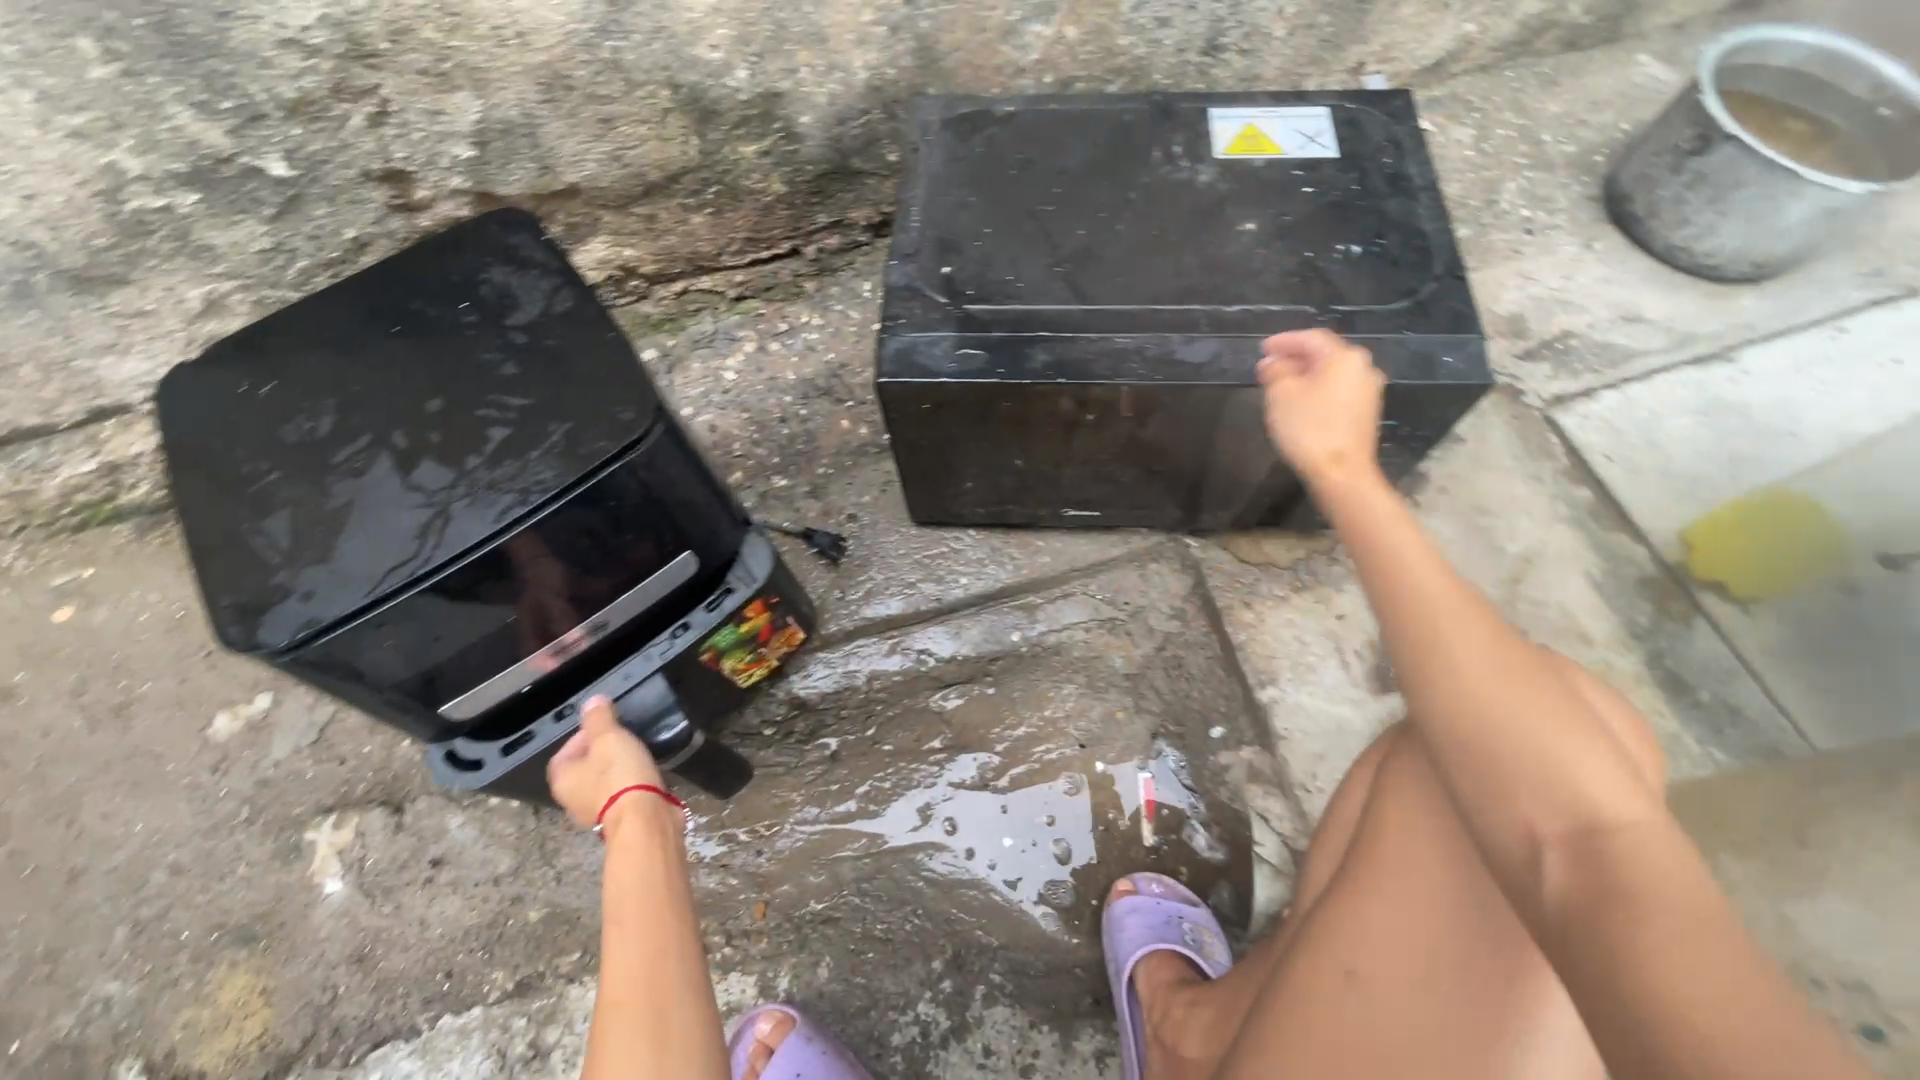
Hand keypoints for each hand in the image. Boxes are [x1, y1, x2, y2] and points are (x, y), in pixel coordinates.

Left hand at [546, 695, 668, 833]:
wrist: (645, 818)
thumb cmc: (619, 775)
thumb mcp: (609, 737)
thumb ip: (599, 718)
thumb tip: (592, 701)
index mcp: (562, 779)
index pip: (565, 751)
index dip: (585, 735)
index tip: (608, 725)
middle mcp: (572, 799)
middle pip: (585, 767)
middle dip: (603, 752)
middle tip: (625, 738)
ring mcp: (595, 813)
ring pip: (604, 782)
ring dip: (619, 768)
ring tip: (639, 753)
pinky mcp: (620, 819)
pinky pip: (622, 794)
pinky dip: (632, 783)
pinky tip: (647, 774)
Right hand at [1257, 329, 1386, 488]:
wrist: (1341, 472)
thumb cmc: (1309, 428)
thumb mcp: (1281, 394)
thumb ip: (1275, 371)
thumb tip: (1272, 363)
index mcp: (1345, 357)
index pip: (1311, 338)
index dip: (1284, 341)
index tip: (1262, 348)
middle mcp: (1363, 368)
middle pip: (1324, 355)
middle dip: (1294, 359)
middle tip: (1269, 367)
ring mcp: (1369, 392)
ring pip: (1331, 374)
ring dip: (1305, 376)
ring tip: (1281, 385)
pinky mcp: (1366, 413)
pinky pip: (1338, 391)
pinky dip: (1317, 390)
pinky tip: (1300, 402)